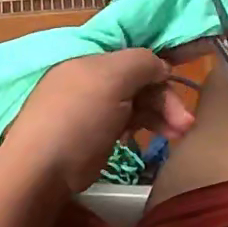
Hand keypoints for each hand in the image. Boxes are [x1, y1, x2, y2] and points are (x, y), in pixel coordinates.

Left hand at [0, 50, 192, 191]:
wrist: (40, 171)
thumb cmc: (77, 119)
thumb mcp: (110, 79)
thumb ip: (141, 63)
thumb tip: (161, 66)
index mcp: (91, 59)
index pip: (135, 55)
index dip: (161, 67)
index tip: (183, 85)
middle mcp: (91, 79)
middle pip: (139, 81)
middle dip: (166, 99)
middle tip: (186, 124)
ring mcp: (91, 108)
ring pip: (136, 104)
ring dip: (161, 116)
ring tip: (179, 136)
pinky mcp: (94, 135)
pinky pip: (126, 122)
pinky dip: (144, 128)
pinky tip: (155, 139)